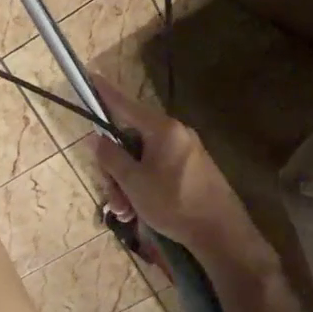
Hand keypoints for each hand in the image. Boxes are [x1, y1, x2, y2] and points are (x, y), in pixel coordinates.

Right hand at [85, 80, 269, 281]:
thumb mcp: (133, 182)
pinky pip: (155, 171)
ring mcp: (185, 153)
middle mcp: (175, 135)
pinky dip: (142, 188)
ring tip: (125, 213)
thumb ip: (110, 157)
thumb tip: (95, 137)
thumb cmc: (174, 203)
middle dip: (114, 171)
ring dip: (126, 185)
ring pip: (140, 161)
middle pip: (129, 141)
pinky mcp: (191, 171)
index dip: (104, 93)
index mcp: (162, 130)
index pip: (125, 105)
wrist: (222, 235)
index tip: (90, 76)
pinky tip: (138, 212)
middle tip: (111, 197)